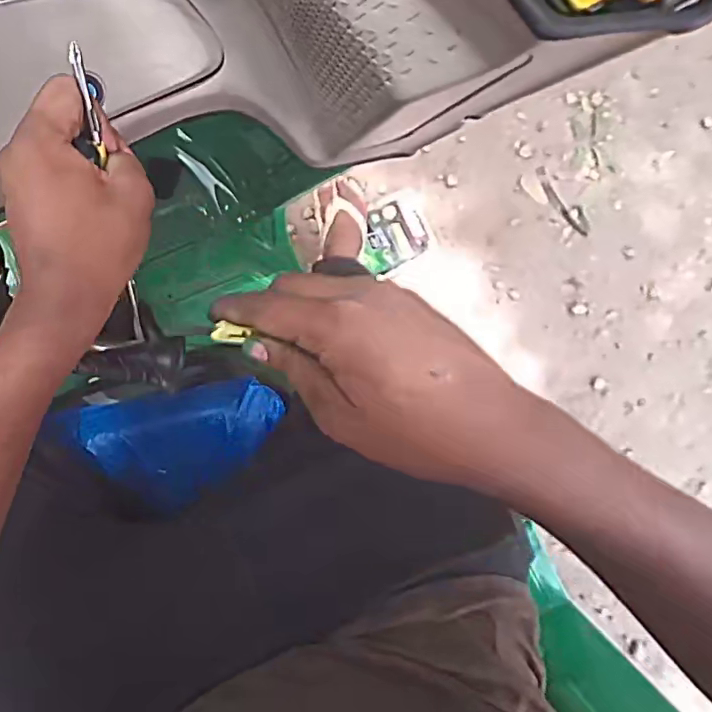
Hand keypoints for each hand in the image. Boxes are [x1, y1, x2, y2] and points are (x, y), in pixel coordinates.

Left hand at [0, 76, 153, 345]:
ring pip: (52, 142)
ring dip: (79, 158)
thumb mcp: (132, 187)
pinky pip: (45, 167)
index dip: (96, 108)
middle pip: (56, 114)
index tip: (107, 140)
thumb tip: (107, 144)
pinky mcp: (18, 197)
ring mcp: (12, 177)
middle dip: (88, 136)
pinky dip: (67, 177)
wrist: (66, 297)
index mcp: (36, 142)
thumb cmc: (94, 250)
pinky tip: (83, 206)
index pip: (64, 88)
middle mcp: (15, 155)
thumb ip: (121, 147)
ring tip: (95, 193)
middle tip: (106, 172)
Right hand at [212, 273, 579, 497]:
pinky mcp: (407, 297)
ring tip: (293, 332)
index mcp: (335, 323)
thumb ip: (296, 371)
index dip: (236, 309)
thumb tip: (259, 345)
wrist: (497, 428)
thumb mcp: (341, 415)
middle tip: (256, 337)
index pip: (268, 306)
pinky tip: (329, 311)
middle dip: (264, 304)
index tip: (214, 315)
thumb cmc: (414, 434)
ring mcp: (387, 290)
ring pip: (321, 277)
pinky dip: (328, 292)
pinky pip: (352, 282)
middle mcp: (358, 293)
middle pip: (290, 282)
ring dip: (296, 297)